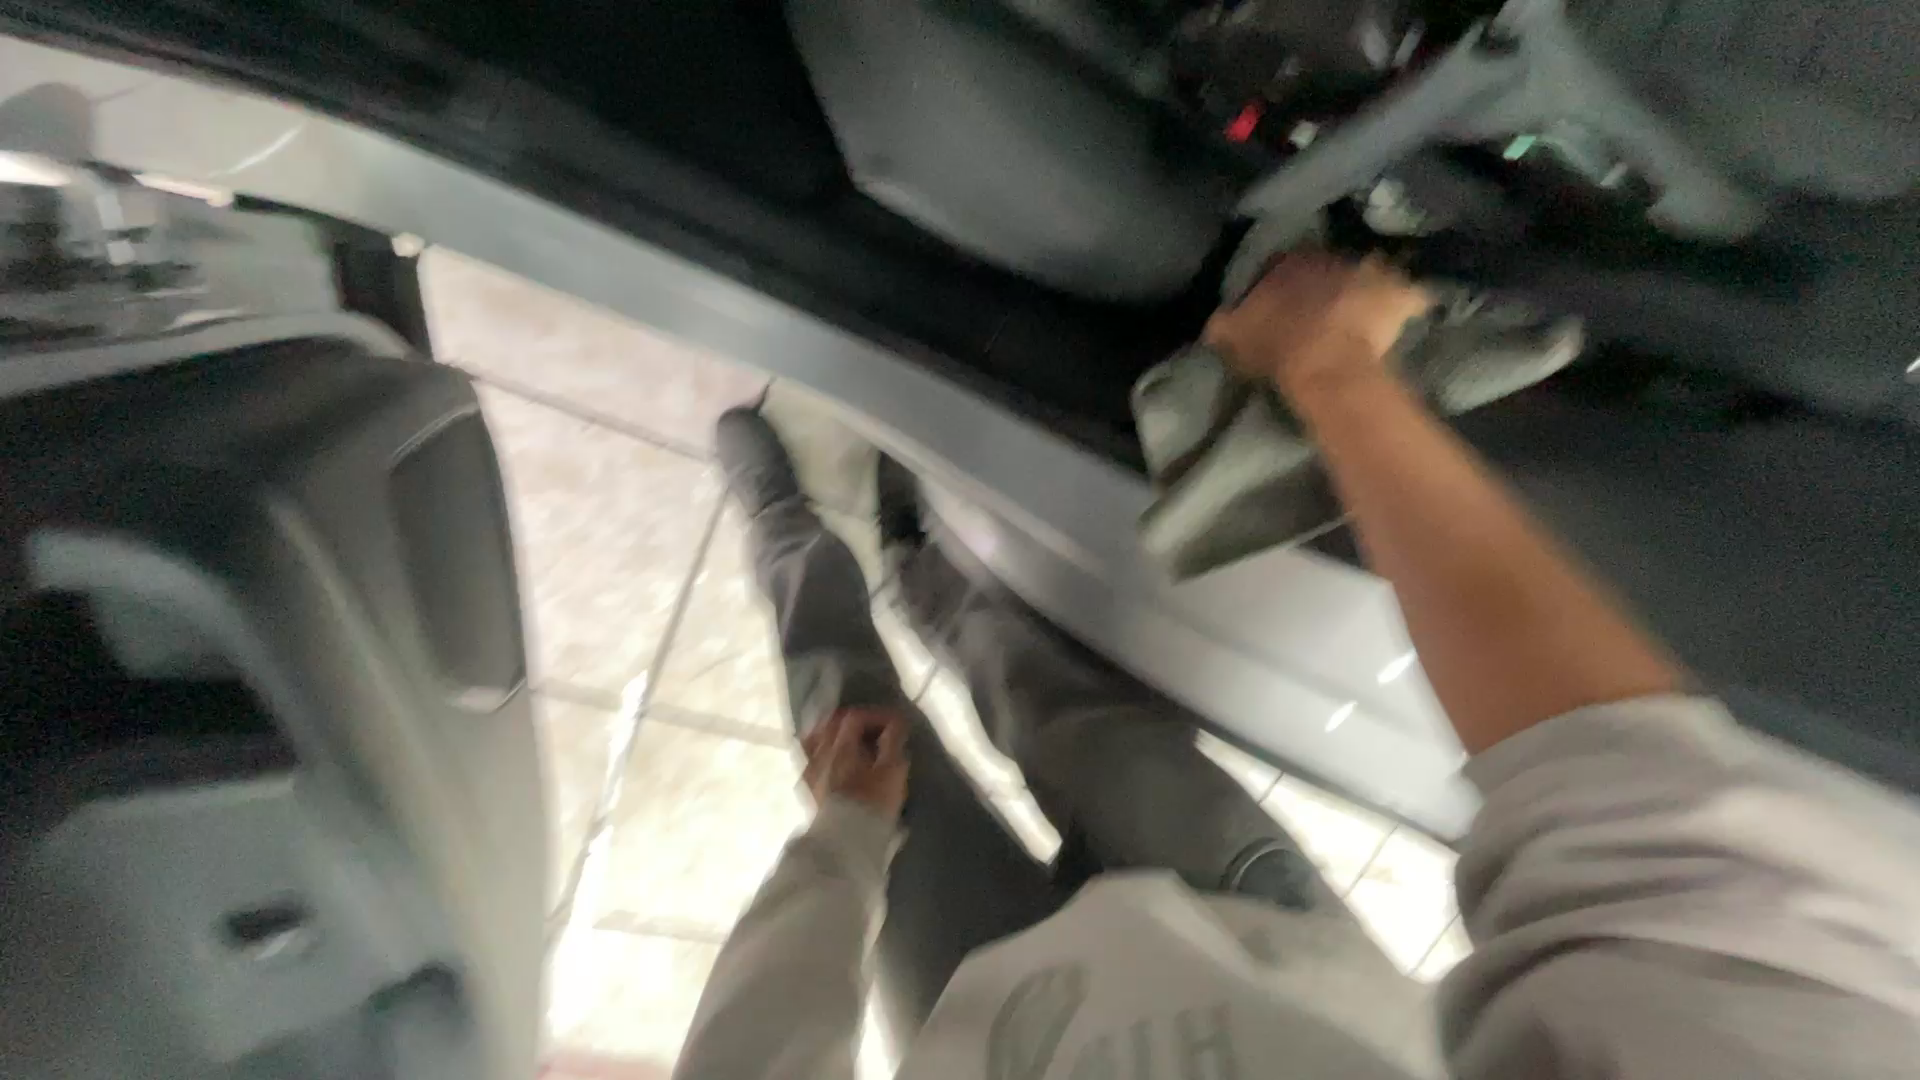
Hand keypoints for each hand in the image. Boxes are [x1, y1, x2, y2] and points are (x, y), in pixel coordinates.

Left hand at [801, 707, 909, 822]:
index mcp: (843, 745)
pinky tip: (829, 761)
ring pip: (814, 739)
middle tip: (869, 725)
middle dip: (851, 719)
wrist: (845, 840)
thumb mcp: (892, 770)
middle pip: (830, 723)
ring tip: (846, 739)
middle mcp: (822, 752)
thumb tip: (894, 723)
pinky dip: (820, 754)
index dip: (876, 715)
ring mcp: (812, 769)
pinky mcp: (808, 788)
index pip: (855, 717)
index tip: (894, 723)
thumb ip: (892, 742)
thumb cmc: (873, 803)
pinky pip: (810, 761)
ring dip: (830, 733)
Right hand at [1204, 252, 1431, 400]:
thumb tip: (1217, 317)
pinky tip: (1406, 308)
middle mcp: (1329, 256)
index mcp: (1285, 263)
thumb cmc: (1275, 349)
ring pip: (1368, 269)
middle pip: (1325, 263)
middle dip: (1323, 279)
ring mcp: (1368, 271)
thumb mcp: (1230, 338)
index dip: (1278, 282)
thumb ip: (1222, 321)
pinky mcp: (1400, 292)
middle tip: (1318, 304)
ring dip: (1364, 282)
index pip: (1279, 262)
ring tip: (1360, 305)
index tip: (1277, 301)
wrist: (1326, 367)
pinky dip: (1408, 299)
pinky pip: (1410, 292)